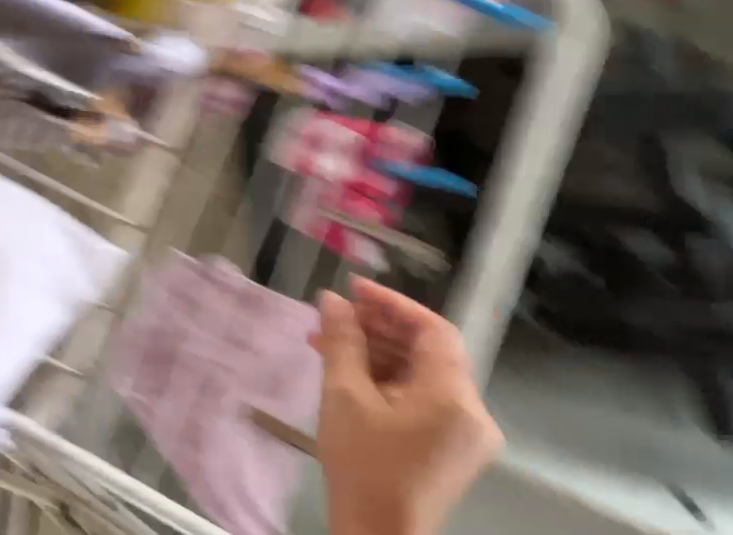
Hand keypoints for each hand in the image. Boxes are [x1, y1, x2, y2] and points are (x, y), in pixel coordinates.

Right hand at [313, 279, 502, 534]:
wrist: (380, 531)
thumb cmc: (363, 461)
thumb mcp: (343, 394)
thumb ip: (342, 341)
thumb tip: (332, 299)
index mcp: (454, 398)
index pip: (435, 331)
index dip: (393, 303)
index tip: (352, 288)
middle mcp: (472, 412)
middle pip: (429, 351)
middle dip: (379, 326)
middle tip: (332, 314)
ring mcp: (464, 432)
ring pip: (422, 373)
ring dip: (377, 350)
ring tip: (327, 340)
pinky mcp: (449, 446)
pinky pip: (421, 395)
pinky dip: (386, 376)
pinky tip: (346, 371)